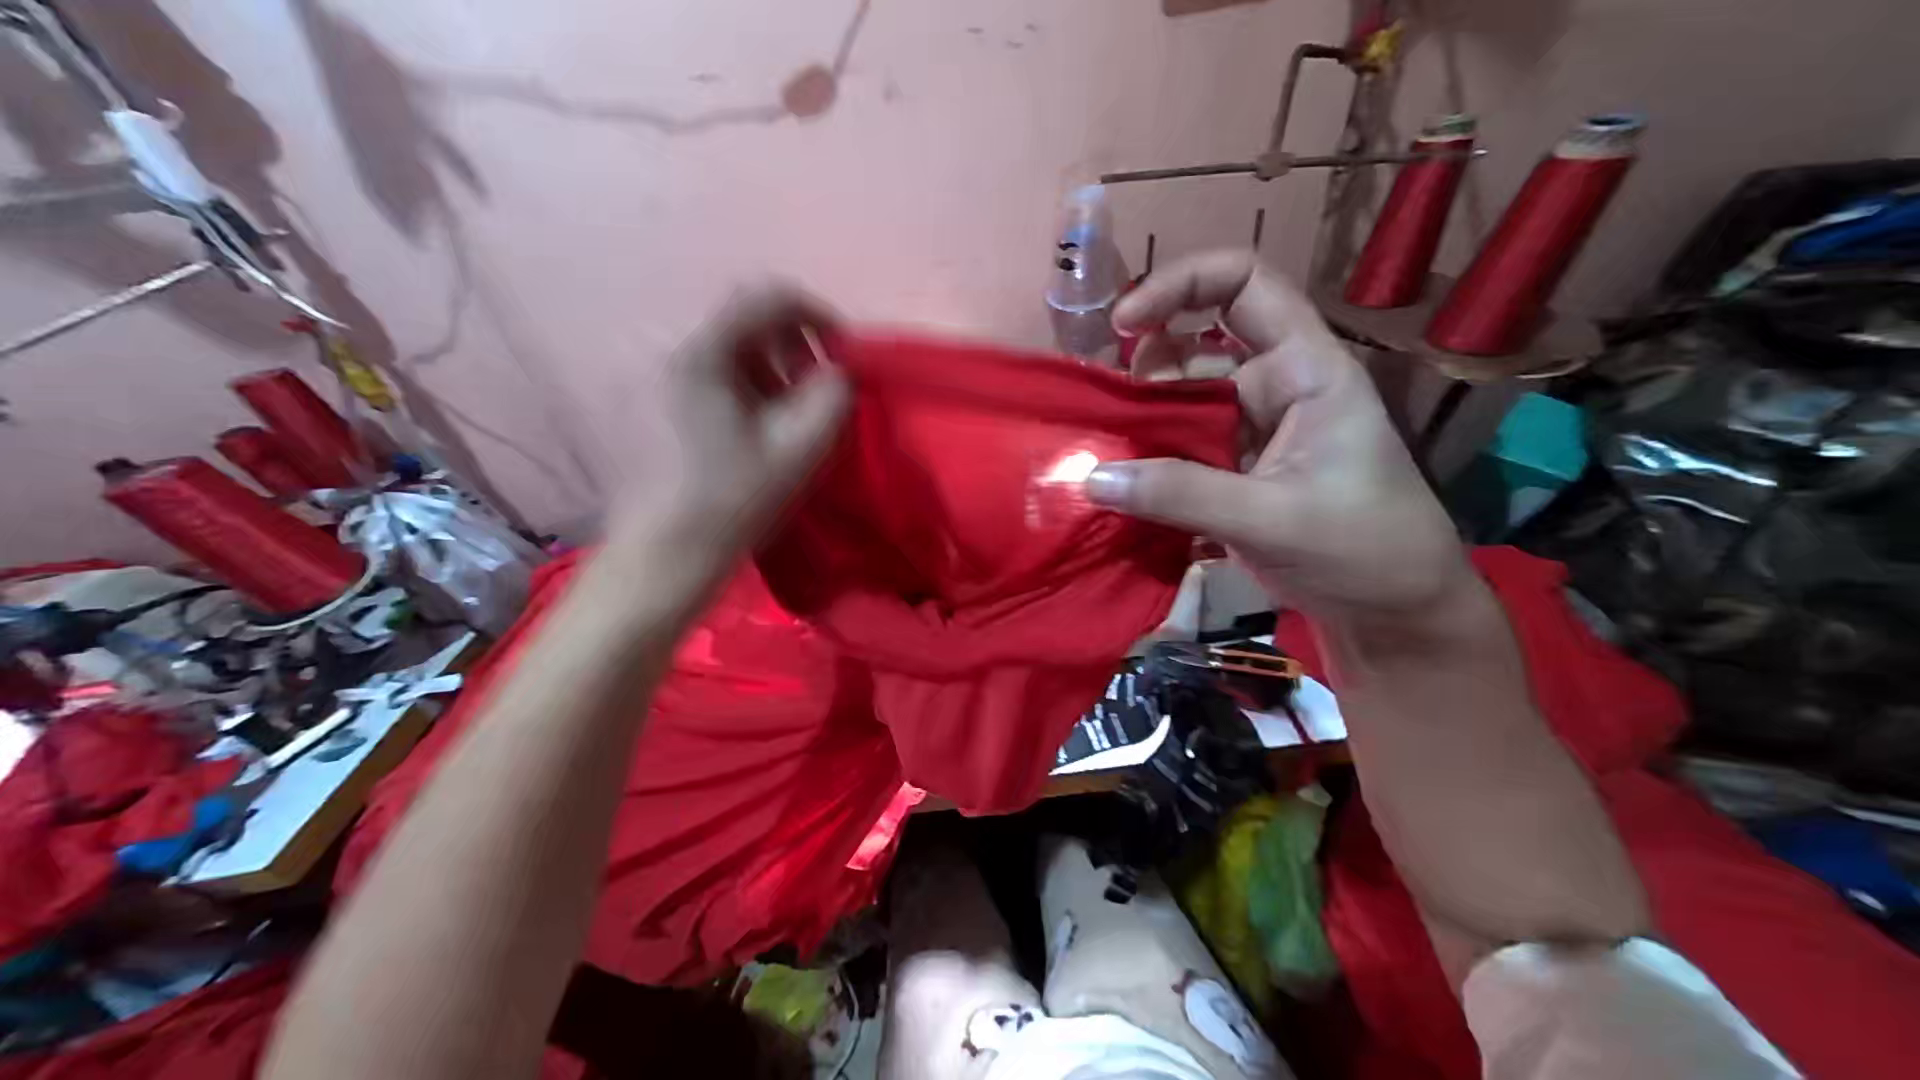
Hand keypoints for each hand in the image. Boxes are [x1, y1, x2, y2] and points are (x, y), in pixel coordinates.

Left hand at [604, 287, 848, 569]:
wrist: (664, 555)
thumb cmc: (731, 502)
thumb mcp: (795, 450)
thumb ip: (830, 399)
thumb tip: (839, 373)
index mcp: (703, 355)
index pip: (767, 299)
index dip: (817, 316)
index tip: (844, 353)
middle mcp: (677, 352)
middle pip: (748, 318)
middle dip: (796, 342)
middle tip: (823, 386)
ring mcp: (665, 377)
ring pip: (734, 346)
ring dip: (776, 365)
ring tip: (797, 410)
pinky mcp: (664, 402)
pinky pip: (718, 372)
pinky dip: (752, 385)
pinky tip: (766, 424)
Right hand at [1084, 252, 1477, 631]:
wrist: (1392, 610)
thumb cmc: (1362, 548)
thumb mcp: (1273, 518)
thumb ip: (1181, 495)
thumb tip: (1091, 477)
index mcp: (1303, 367)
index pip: (1244, 282)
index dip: (1180, 284)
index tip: (1123, 324)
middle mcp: (1271, 385)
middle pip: (1193, 344)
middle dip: (1139, 365)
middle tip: (1096, 406)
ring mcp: (1248, 429)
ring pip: (1178, 399)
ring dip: (1137, 417)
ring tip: (1097, 447)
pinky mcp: (1230, 470)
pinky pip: (1176, 446)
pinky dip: (1145, 457)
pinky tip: (1115, 478)